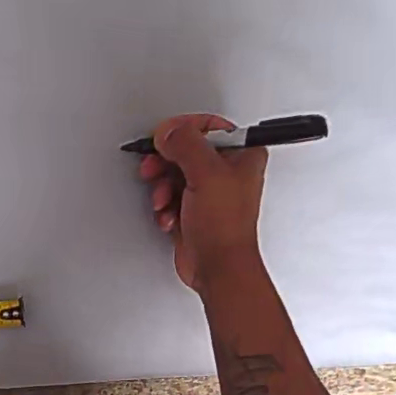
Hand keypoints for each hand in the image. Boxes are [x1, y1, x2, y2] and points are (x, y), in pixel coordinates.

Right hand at [137, 113, 268, 290]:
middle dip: (166, 163)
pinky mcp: (191, 214)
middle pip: (185, 152)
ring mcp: (207, 194)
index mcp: (241, 154)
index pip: (208, 127)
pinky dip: (164, 209)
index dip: (183, 130)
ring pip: (173, 177)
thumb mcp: (206, 173)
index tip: (165, 139)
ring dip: (162, 189)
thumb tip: (168, 132)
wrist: (217, 267)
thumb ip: (185, 144)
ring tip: (164, 200)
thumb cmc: (225, 229)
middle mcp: (225, 172)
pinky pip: (169, 200)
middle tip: (154, 167)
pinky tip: (170, 218)